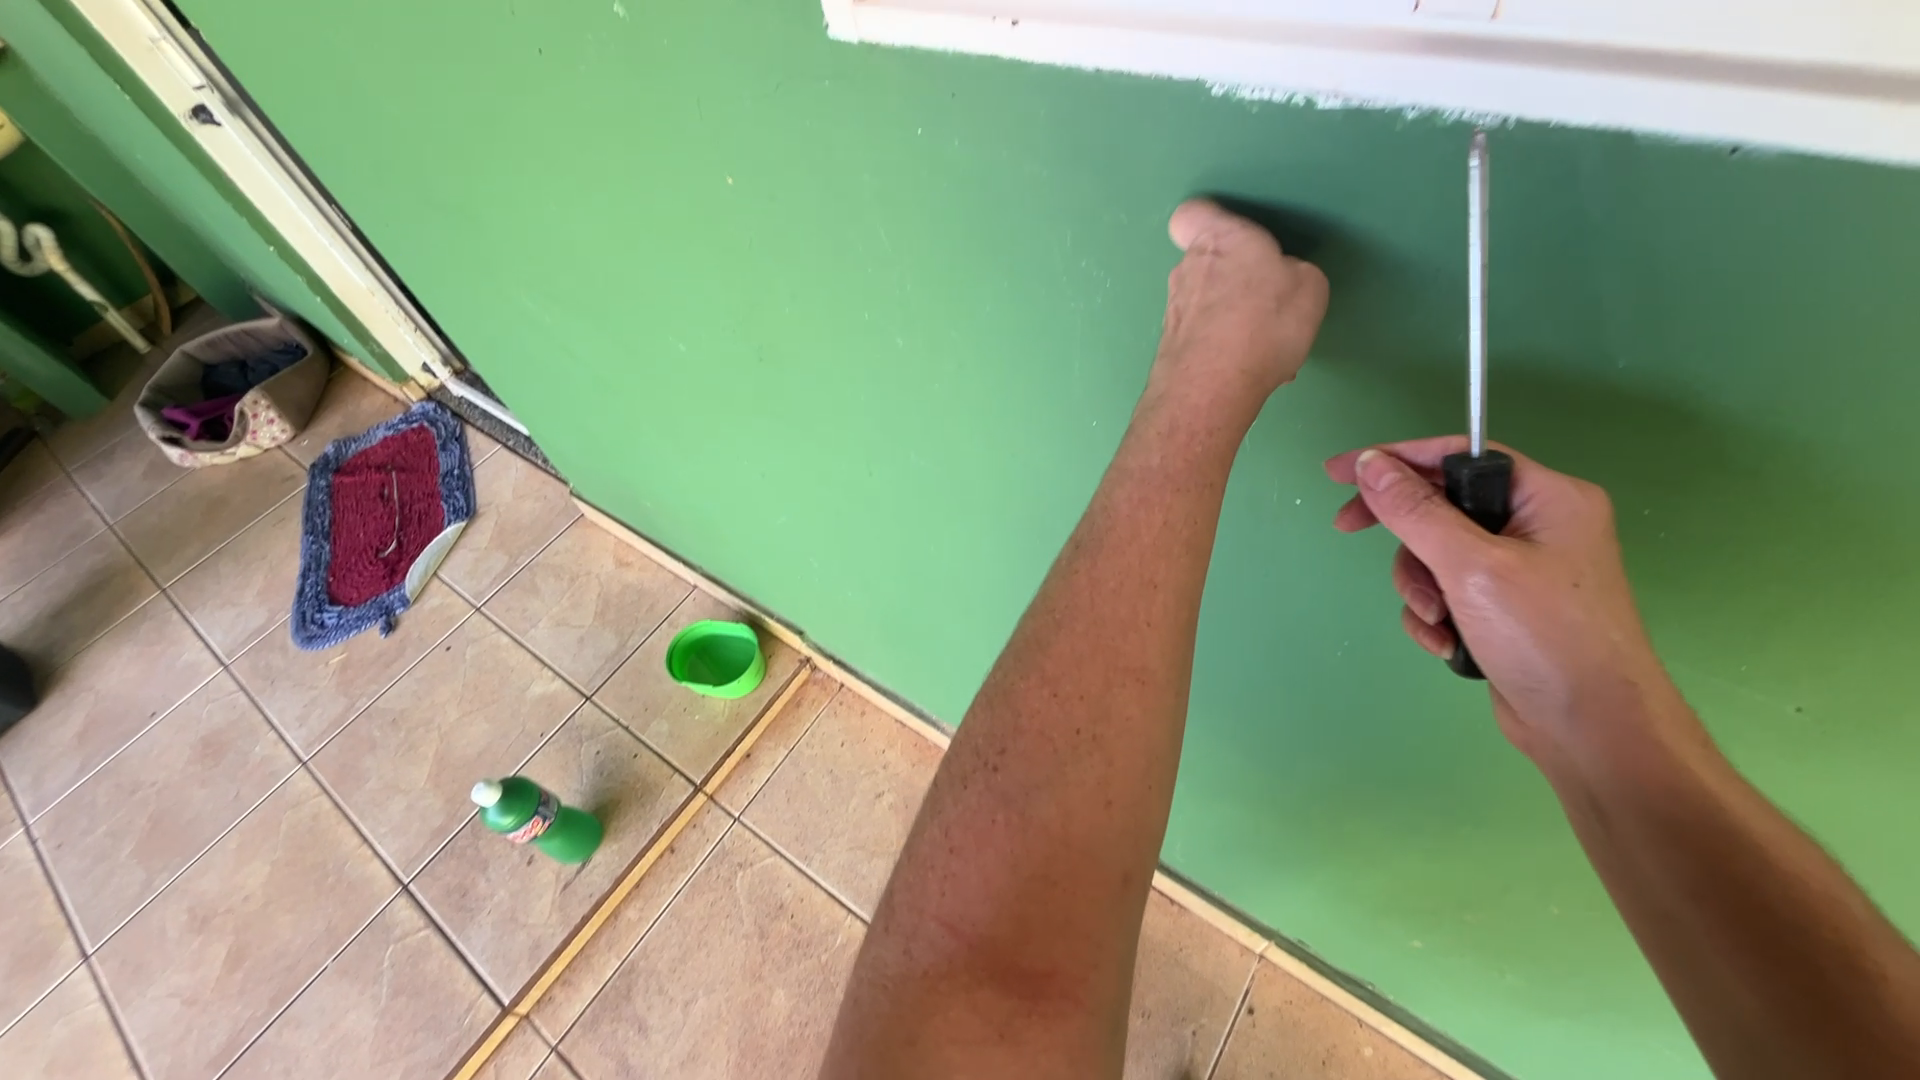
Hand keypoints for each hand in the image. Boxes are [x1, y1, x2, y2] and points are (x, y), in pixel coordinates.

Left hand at [1148, 200, 1327, 421]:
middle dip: (1234, 281)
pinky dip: (1224, 349)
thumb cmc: (1265, 323)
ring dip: (1233, 321)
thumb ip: (1292, 273)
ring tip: (1267, 347)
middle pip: (1207, 263)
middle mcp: (1187, 270)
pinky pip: (1205, 338)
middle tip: (1267, 305)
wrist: (1212, 387)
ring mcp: (1174, 311)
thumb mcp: (1309, 286)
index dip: (1209, 220)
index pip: (1192, 214)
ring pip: (1207, 306)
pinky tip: (1250, 370)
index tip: (1234, 238)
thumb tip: (1280, 281)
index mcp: (1219, 240)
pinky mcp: (1170, 347)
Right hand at [1325, 438, 1701, 772]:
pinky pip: (1446, 591)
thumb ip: (1415, 511)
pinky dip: (1434, 614)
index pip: (1459, 457)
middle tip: (1345, 529)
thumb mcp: (1470, 565)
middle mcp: (1536, 526)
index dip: (1397, 458)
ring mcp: (1520, 570)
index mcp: (1547, 498)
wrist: (1590, 729)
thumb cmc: (1543, 635)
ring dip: (1419, 586)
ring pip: (1435, 554)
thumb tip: (1370, 464)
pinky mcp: (1502, 608)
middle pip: (1441, 506)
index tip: (1340, 472)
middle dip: (1405, 537)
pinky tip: (1444, 641)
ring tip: (1434, 619)